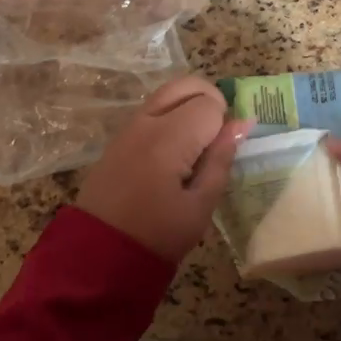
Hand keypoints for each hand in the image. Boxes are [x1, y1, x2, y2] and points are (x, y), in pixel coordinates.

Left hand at [77, 77, 251, 262]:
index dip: (224, 124)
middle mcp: (146, 122)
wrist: (99, 256)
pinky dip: (170, 116)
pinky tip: (173, 153)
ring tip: (196, 147)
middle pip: (186, 84)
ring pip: (167, 93)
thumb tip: (242, 123)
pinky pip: (151, 110)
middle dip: (209, 100)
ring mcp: (128, 127)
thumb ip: (222, 159)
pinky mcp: (118, 138)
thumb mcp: (200, 205)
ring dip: (189, 106)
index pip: (210, 103)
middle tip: (215, 138)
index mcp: (169, 138)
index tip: (222, 153)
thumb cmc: (158, 236)